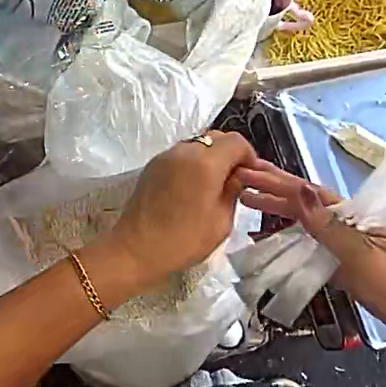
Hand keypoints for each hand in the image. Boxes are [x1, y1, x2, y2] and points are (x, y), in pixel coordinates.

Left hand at [98, 131, 256, 289]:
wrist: (135, 249)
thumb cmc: (183, 240)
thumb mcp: (221, 222)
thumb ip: (232, 192)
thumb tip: (236, 177)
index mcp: (206, 163)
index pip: (236, 142)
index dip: (248, 155)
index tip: (250, 175)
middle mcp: (185, 151)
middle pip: (216, 137)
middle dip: (229, 153)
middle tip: (233, 179)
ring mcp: (166, 156)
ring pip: (197, 144)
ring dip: (210, 157)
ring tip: (212, 185)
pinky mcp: (152, 165)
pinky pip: (180, 154)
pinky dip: (192, 163)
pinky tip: (192, 187)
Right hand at [237, 160, 385, 333]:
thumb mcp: (363, 256)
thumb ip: (328, 226)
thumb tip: (300, 189)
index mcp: (353, 215)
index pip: (308, 193)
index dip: (275, 183)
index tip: (246, 173)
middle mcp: (348, 224)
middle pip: (305, 203)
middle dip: (272, 190)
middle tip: (239, 180)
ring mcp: (347, 245)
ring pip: (305, 222)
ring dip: (278, 211)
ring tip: (249, 201)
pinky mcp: (346, 266)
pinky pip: (311, 247)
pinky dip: (289, 241)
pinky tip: (273, 242)